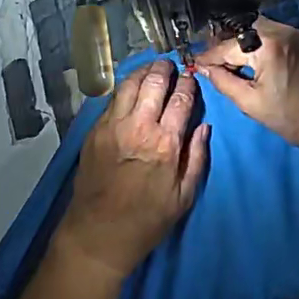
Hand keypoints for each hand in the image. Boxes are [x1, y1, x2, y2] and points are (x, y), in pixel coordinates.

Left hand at [52, 60, 211, 279]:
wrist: (98, 234)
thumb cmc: (146, 220)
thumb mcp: (184, 197)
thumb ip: (196, 158)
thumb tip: (204, 128)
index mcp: (165, 143)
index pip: (180, 100)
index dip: (188, 85)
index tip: (191, 77)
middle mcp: (138, 127)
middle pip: (153, 84)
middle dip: (164, 70)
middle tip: (170, 64)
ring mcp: (112, 126)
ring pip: (128, 86)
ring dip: (142, 72)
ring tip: (151, 68)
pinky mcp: (94, 131)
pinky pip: (111, 100)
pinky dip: (124, 89)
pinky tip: (130, 88)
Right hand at [195, 18, 298, 148]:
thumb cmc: (289, 116)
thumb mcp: (250, 102)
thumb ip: (224, 82)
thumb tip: (204, 69)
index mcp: (267, 46)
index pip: (227, 46)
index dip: (209, 57)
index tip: (196, 64)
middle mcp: (281, 31)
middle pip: (241, 29)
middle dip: (224, 44)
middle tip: (213, 62)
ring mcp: (294, 33)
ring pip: (256, 28)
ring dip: (241, 42)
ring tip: (231, 61)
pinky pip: (272, 32)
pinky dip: (258, 42)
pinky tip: (253, 59)